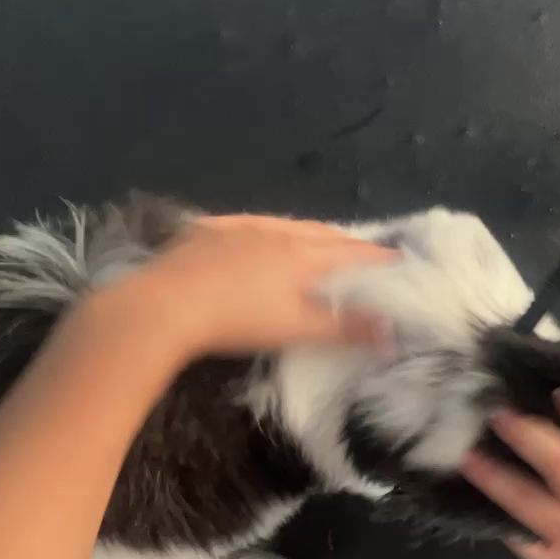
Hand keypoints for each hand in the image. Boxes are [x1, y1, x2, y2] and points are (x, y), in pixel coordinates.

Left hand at [101, 215, 395, 358]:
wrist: (160, 308)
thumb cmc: (238, 320)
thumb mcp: (299, 329)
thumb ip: (348, 328)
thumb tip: (394, 334)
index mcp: (302, 254)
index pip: (352, 251)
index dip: (378, 256)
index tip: (400, 259)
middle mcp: (274, 232)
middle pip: (321, 232)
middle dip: (346, 242)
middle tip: (362, 253)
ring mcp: (236, 229)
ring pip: (283, 224)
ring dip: (307, 233)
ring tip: (317, 242)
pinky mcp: (204, 232)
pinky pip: (244, 224)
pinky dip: (263, 229)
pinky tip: (256, 234)